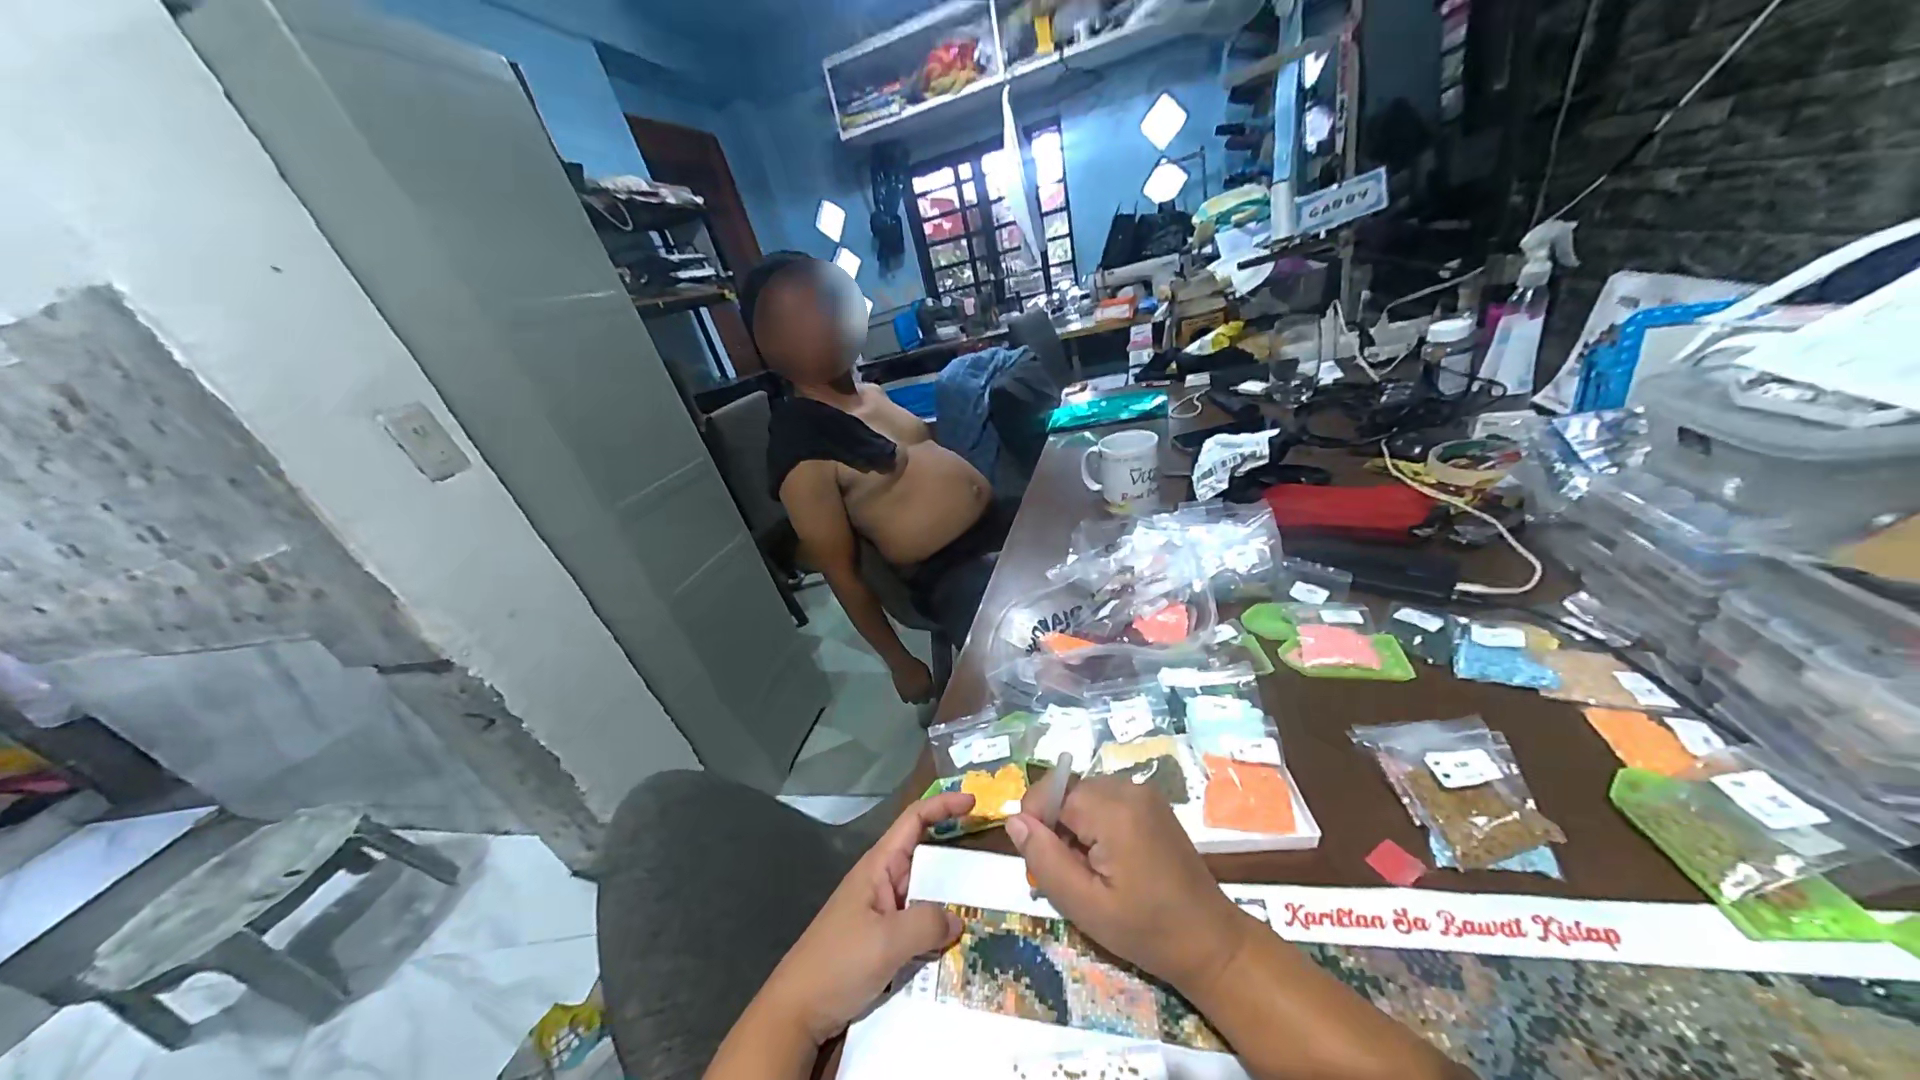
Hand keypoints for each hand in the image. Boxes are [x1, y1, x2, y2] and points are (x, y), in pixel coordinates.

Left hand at [760, 791, 974, 1044]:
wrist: (796, 1011)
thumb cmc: (837, 963)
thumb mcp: (887, 942)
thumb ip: (927, 924)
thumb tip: (958, 919)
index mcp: (878, 866)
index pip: (914, 820)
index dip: (943, 806)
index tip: (973, 802)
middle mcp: (882, 882)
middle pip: (925, 856)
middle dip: (956, 854)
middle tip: (993, 860)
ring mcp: (882, 912)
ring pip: (925, 894)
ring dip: (951, 897)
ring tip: (988, 903)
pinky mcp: (882, 940)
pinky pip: (918, 924)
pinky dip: (939, 927)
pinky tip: (960, 943)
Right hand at [889, 655, 934, 703]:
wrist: (901, 665)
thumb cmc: (915, 665)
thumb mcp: (926, 671)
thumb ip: (929, 681)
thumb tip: (930, 685)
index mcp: (928, 688)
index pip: (933, 695)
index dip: (933, 692)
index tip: (932, 690)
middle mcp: (920, 695)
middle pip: (925, 701)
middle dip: (925, 696)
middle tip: (924, 690)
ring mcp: (911, 697)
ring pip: (916, 702)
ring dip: (917, 697)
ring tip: (915, 691)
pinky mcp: (902, 697)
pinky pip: (907, 700)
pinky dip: (908, 697)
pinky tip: (908, 691)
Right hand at [1005, 776, 1252, 994]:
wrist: (1210, 942)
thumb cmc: (1145, 929)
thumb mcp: (1084, 904)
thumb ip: (1044, 859)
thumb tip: (1014, 820)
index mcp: (1113, 809)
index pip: (1049, 793)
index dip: (1038, 826)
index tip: (1049, 866)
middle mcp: (1128, 788)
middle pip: (1067, 793)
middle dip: (1057, 829)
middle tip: (1072, 876)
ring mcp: (1143, 792)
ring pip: (1083, 797)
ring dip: (1075, 828)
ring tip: (1092, 872)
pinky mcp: (1151, 803)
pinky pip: (1105, 802)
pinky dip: (1096, 826)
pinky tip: (1110, 862)